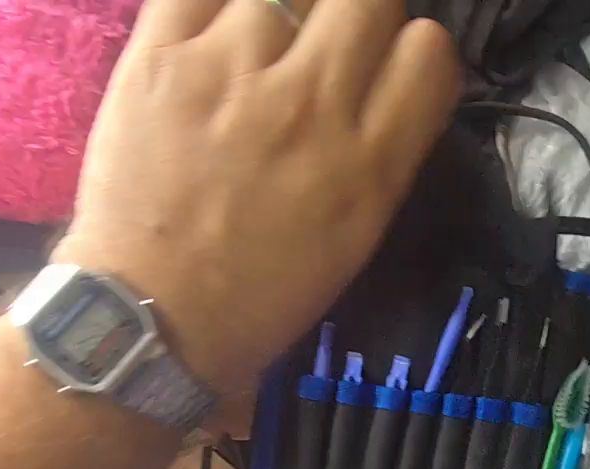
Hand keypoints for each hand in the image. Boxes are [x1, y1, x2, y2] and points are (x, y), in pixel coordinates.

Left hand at [54, 0, 459, 395]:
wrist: (159, 318)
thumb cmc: (264, 297)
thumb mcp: (353, 240)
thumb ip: (381, 158)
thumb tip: (382, 91)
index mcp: (370, 166)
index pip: (430, 53)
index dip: (413, 56)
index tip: (387, 76)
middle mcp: (314, 106)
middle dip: (356, 23)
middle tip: (323, 59)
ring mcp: (236, 71)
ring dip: (278, 22)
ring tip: (250, 68)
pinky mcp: (162, 54)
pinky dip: (215, 10)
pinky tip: (210, 47)